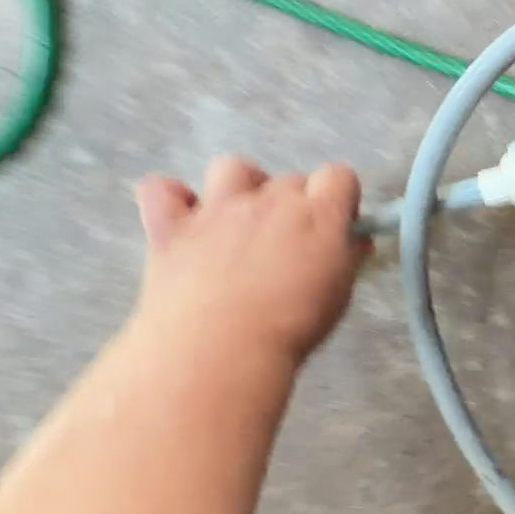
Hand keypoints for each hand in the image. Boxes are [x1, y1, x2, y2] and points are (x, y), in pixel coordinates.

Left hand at [132, 157, 367, 361]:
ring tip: (245, 219)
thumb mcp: (341, 289)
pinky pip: (161, 189)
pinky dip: (173, 198)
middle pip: (290, 178)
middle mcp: (269, 201)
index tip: (341, 225)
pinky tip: (186, 221)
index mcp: (318, 214)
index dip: (343, 197)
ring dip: (244, 186)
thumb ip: (348, 255)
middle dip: (298, 201)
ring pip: (232, 168)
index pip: (340, 176)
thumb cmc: (294, 323)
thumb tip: (353, 240)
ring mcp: (215, 209)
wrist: (219, 346)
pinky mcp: (169, 226)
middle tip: (296, 240)